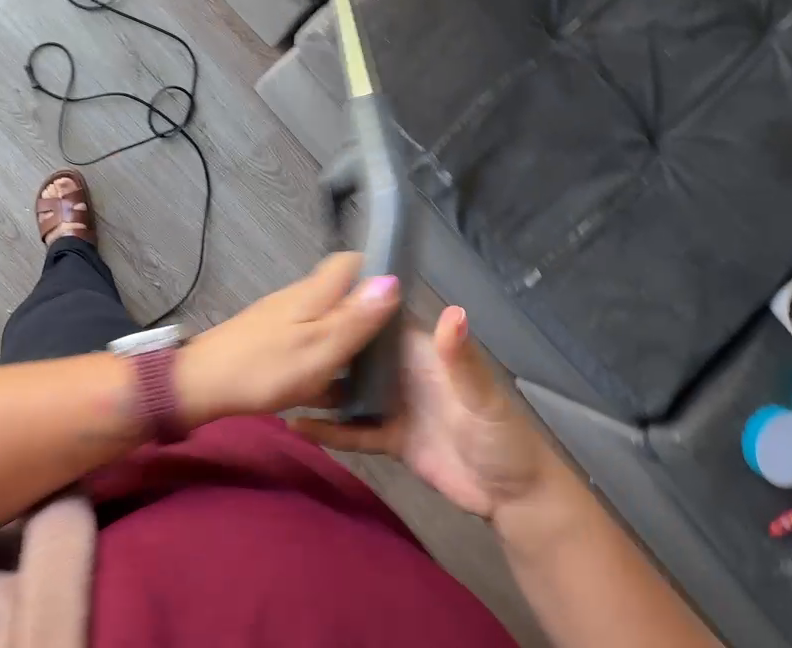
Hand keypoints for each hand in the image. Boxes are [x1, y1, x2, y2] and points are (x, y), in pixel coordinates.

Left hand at [174, 252, 399, 425]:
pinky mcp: (268, 340)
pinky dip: (323, 358)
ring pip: (324, 320)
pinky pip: (307, 341)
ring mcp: (280, 318)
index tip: (400, 298)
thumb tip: (391, 278)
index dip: (376, 270)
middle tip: (391, 344)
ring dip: (345, 340)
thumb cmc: (267, 367)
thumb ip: (356, 317)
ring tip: (369, 371)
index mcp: (314, 293)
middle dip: (364, 312)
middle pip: (339, 293)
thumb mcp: (321, 347)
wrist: (202, 384)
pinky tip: (331, 388)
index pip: (349, 261)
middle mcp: (298, 298)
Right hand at [291, 305, 547, 518]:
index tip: (316, 291)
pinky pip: (351, 431)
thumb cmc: (504, 438)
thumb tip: (451, 311)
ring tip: (278, 373)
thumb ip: (461, 360)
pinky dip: (326, 430)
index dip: (355, 304)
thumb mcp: (483, 398)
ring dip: (321, 385)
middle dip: (326, 341)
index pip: (383, 320)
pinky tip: (295, 426)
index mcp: (423, 353)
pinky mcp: (388, 438)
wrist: (513, 498)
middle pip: (358, 352)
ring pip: (349, 389)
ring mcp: (393, 406)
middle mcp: (403, 373)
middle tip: (280, 333)